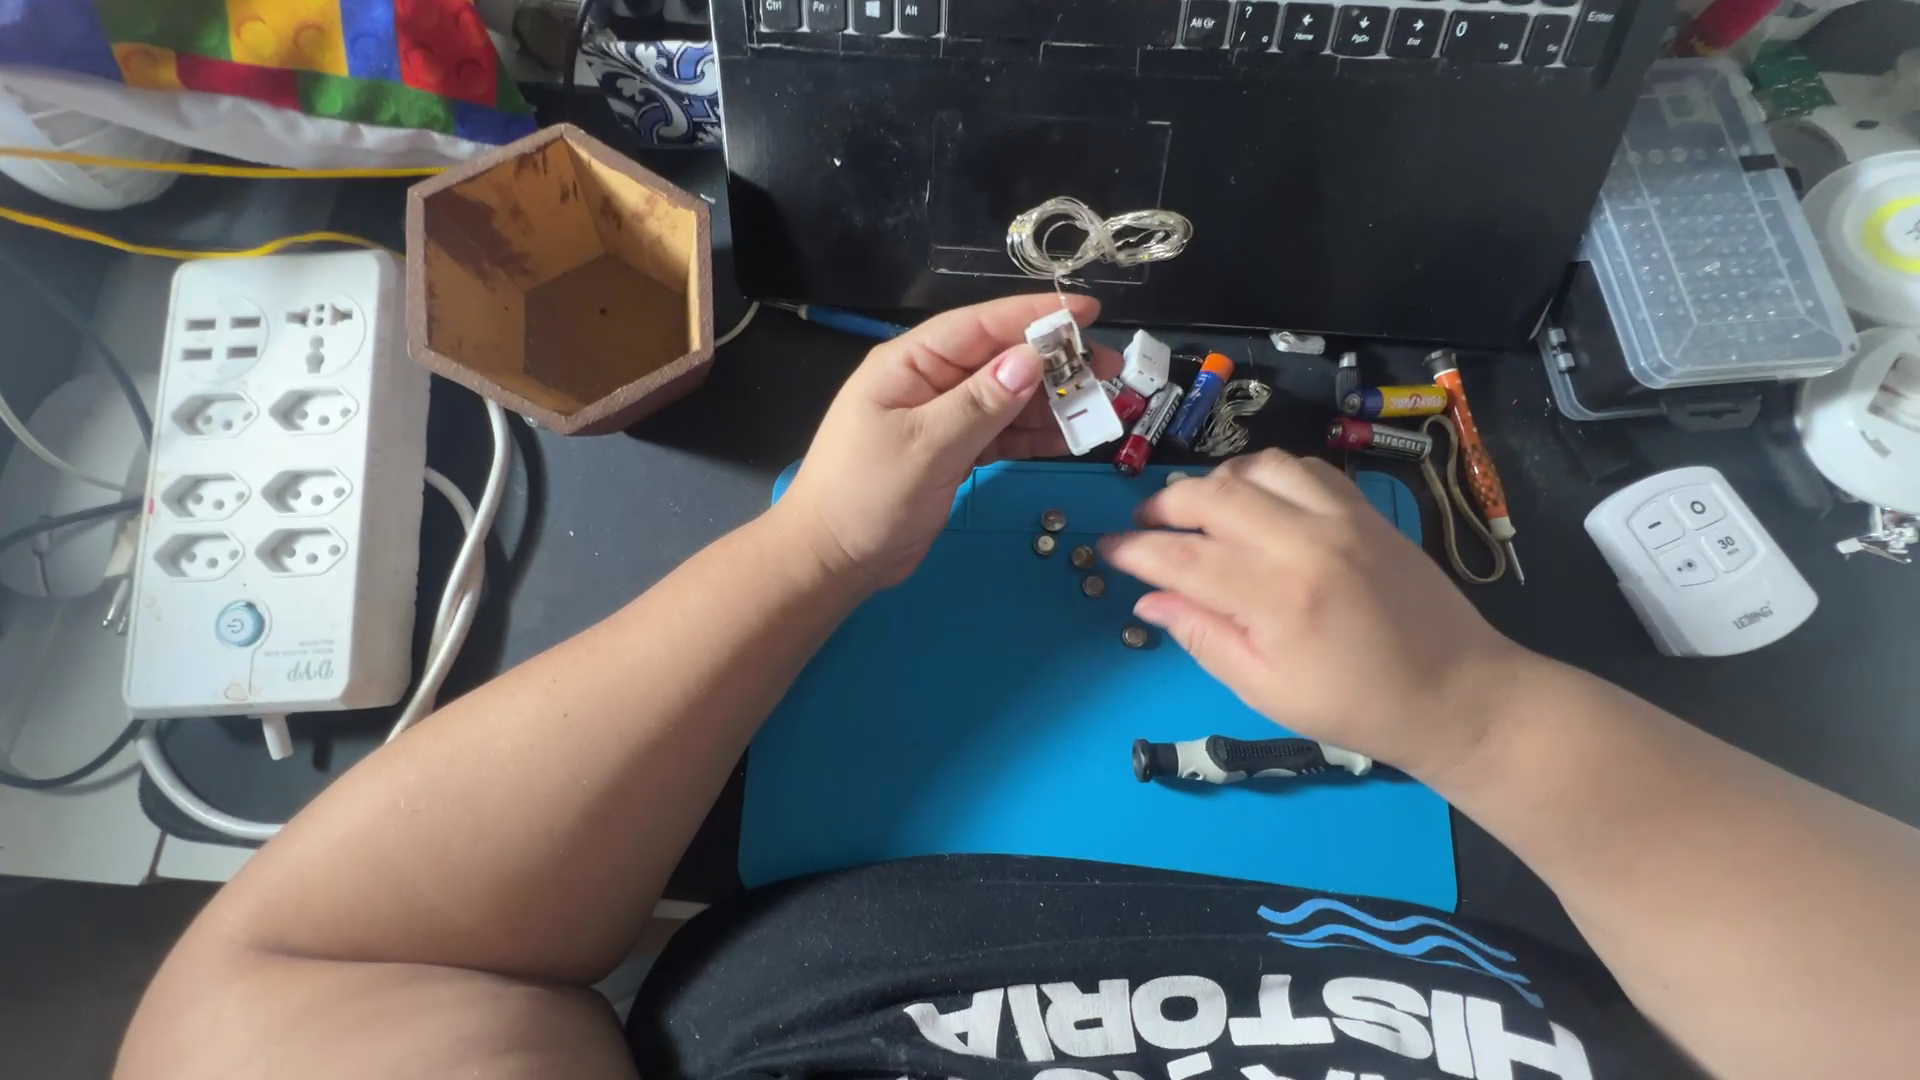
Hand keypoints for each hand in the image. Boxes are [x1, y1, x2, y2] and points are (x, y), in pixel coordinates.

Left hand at [777, 294, 1119, 586]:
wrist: (834, 559)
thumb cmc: (865, 496)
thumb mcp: (924, 446)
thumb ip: (978, 404)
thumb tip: (1029, 359)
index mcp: (911, 364)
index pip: (980, 327)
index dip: (1033, 315)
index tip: (1087, 312)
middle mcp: (931, 383)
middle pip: (1002, 361)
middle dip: (1056, 364)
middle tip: (1110, 372)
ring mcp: (945, 419)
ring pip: (1009, 401)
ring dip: (1053, 405)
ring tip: (1103, 410)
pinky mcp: (955, 453)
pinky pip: (1003, 436)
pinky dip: (1035, 438)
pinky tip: (1072, 440)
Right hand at [1099, 450, 1529, 778]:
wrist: (1459, 694)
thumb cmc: (1354, 707)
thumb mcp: (1264, 688)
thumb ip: (1202, 636)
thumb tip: (1149, 600)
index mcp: (1278, 598)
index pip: (1182, 558)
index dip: (1135, 550)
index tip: (1106, 548)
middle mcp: (1305, 542)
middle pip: (1211, 496)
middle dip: (1163, 506)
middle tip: (1143, 526)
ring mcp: (1341, 518)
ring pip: (1255, 467)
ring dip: (1212, 483)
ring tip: (1196, 510)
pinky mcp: (1365, 510)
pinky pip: (1302, 467)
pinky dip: (1263, 474)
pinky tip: (1254, 501)